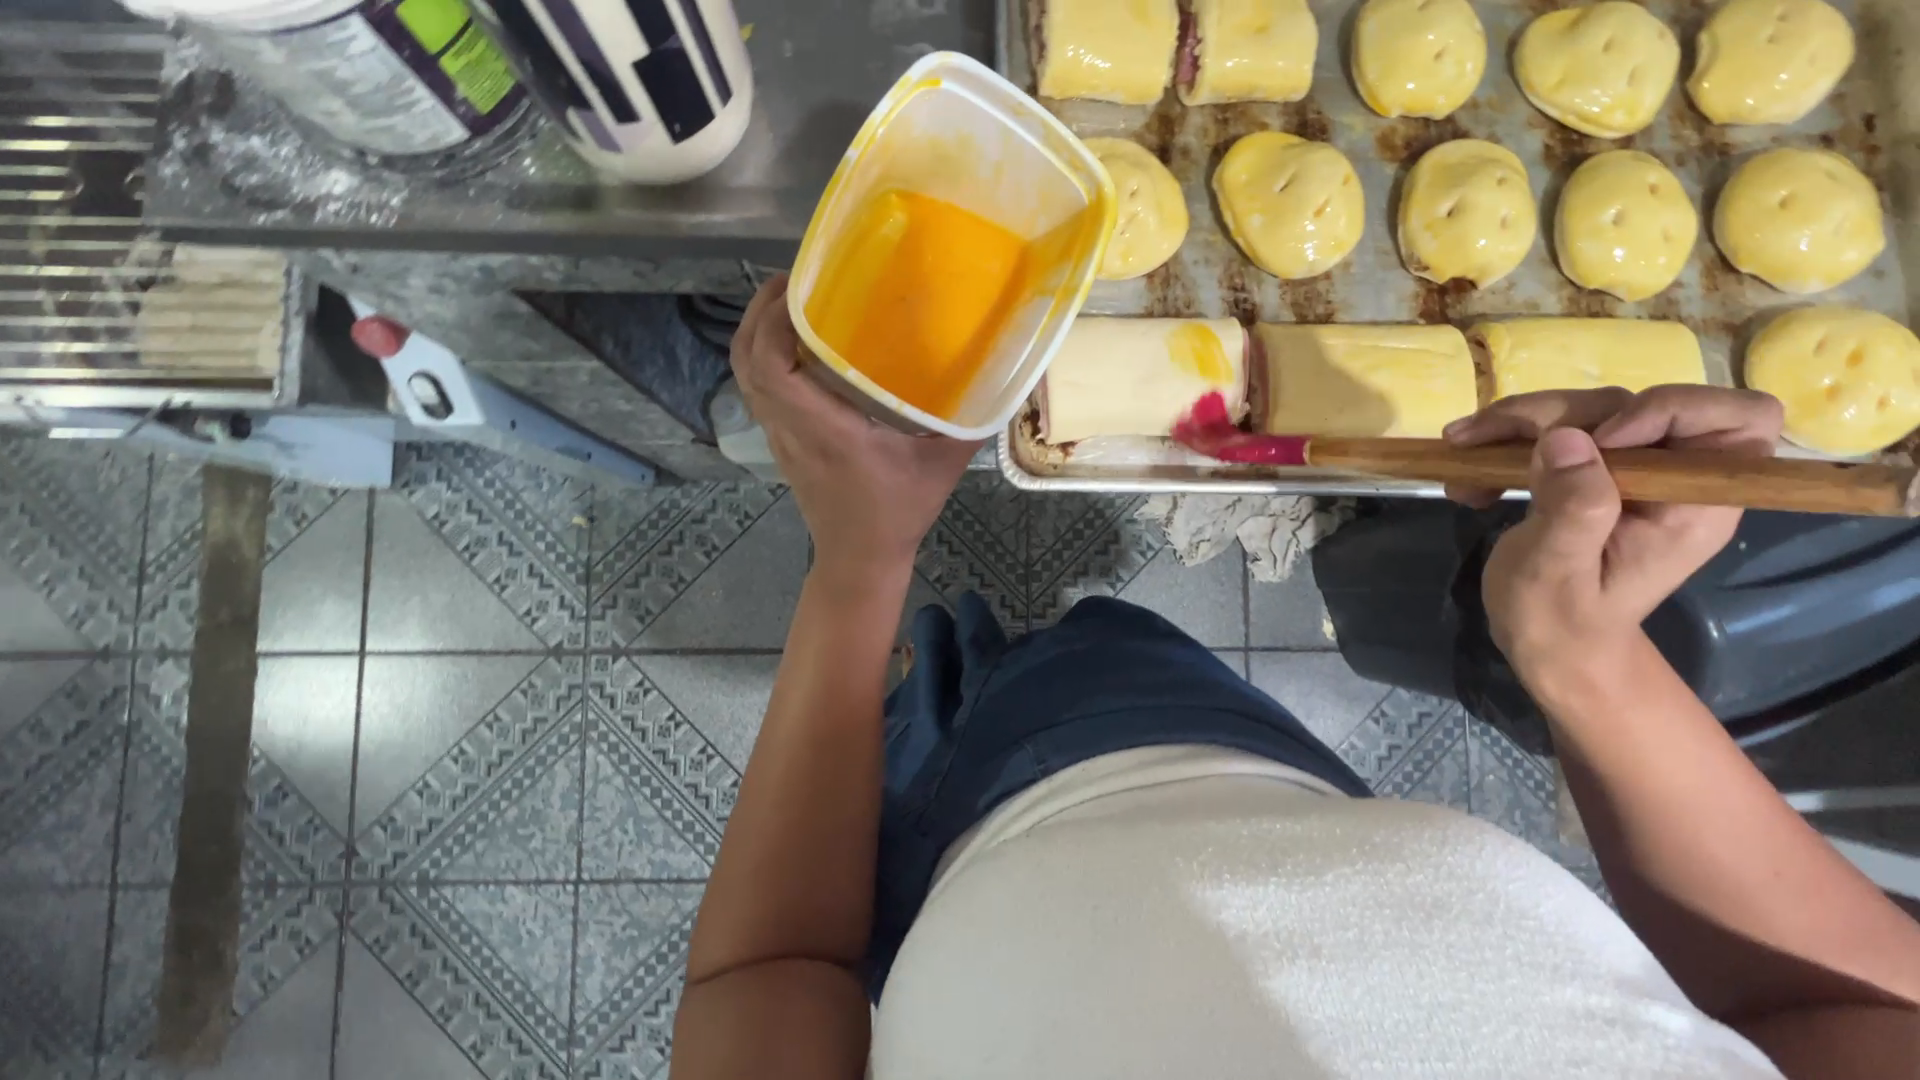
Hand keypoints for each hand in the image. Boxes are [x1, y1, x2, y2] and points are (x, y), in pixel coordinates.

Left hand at [730, 275, 981, 582]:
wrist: (859, 559)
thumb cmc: (898, 514)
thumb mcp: (941, 466)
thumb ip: (967, 421)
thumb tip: (996, 374)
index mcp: (825, 429)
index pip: (772, 367)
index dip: (774, 320)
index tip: (800, 286)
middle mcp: (791, 428)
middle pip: (746, 360)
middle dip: (759, 312)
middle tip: (795, 280)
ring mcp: (779, 437)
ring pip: (745, 375)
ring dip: (756, 331)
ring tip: (792, 302)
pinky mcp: (780, 443)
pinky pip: (758, 390)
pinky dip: (764, 356)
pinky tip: (798, 344)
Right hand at [1443, 385, 1783, 680]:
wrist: (1550, 648)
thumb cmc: (1558, 621)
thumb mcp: (1557, 572)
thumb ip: (1573, 508)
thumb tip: (1565, 437)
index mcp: (1695, 503)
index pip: (1737, 419)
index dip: (1669, 411)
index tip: (1597, 441)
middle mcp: (1673, 478)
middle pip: (1634, 405)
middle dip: (1555, 414)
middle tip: (1482, 440)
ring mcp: (1629, 473)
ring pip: (1585, 413)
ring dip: (1515, 426)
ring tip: (1461, 453)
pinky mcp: (1592, 473)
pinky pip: (1556, 434)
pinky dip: (1506, 443)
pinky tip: (1470, 477)